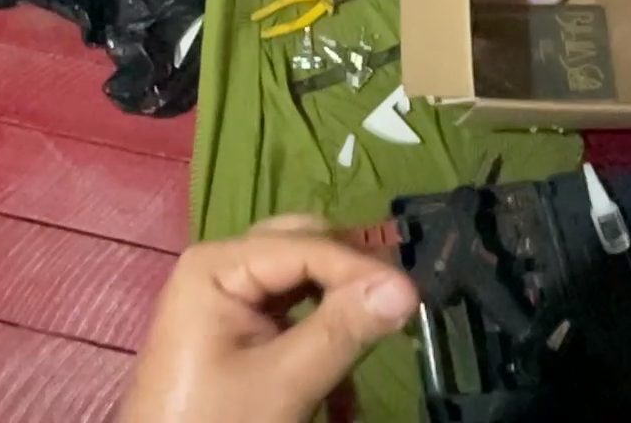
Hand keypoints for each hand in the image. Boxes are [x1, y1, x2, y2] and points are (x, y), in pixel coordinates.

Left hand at [120, 214, 419, 422]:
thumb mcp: (282, 383)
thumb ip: (341, 331)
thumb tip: (405, 288)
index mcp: (217, 262)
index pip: (305, 245)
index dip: (360, 266)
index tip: (412, 292)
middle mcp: (220, 264)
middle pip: (303, 250)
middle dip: (349, 280)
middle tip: (398, 303)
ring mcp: (226, 294)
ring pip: (301, 281)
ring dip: (338, 312)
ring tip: (374, 335)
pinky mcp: (234, 327)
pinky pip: (289, 313)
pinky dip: (319, 338)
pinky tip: (341, 385)